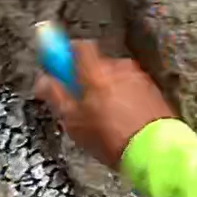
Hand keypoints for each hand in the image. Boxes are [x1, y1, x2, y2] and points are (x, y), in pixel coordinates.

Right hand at [35, 40, 176, 168]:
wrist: (154, 150)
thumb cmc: (109, 137)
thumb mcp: (73, 121)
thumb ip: (56, 95)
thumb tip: (42, 80)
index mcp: (96, 70)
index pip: (79, 46)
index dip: (67, 55)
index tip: (60, 69)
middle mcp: (119, 66)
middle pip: (97, 64)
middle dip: (87, 79)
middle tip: (81, 103)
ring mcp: (138, 76)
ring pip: (115, 77)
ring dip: (107, 89)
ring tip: (104, 117)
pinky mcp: (153, 89)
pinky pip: (131, 87)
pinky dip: (124, 97)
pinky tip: (122, 120)